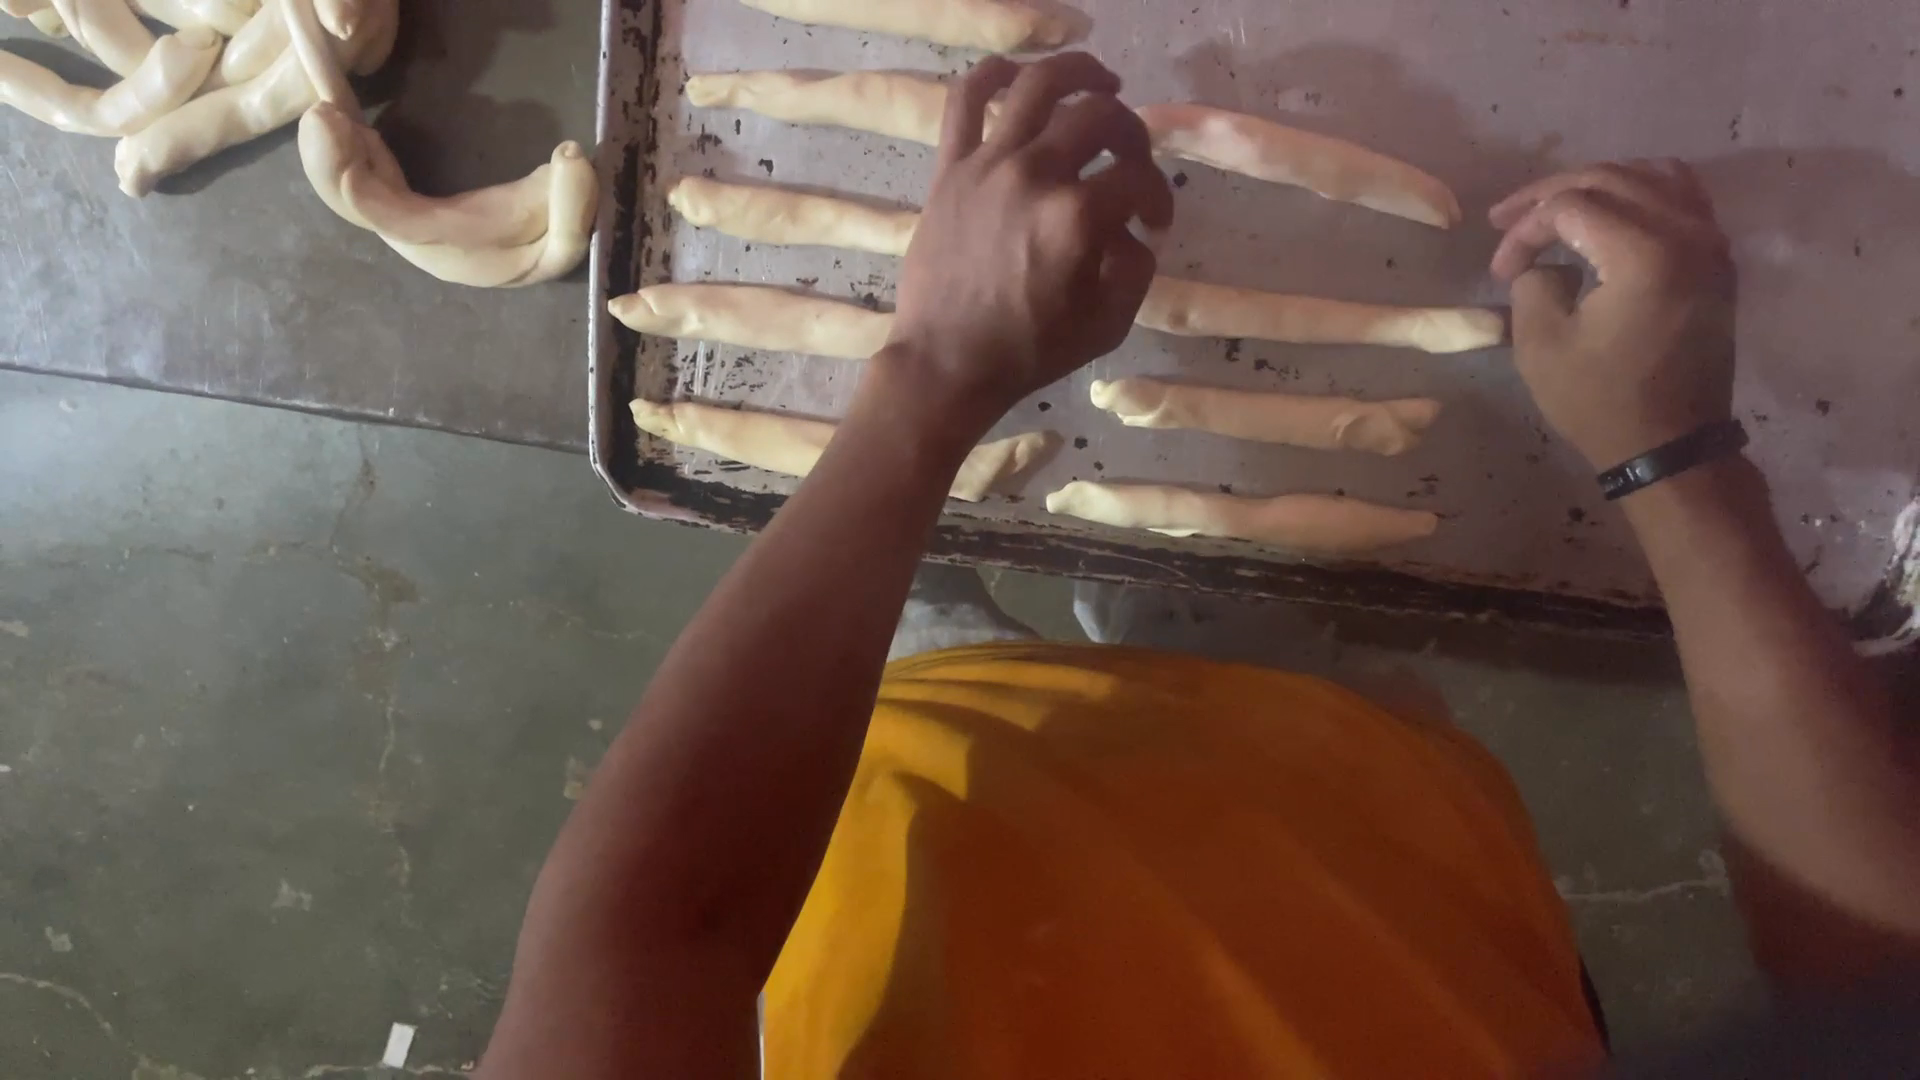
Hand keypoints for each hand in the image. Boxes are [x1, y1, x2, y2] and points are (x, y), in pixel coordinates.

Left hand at [870, 53, 1173, 445]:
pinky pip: (966, 100)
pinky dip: (994, 74)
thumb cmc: (1027, 354)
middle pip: (1100, 117)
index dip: (1158, 197)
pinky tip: (1018, 76)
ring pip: (1039, 86)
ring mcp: (988, 166)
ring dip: (1080, 73)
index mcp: (1078, 218)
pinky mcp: (950, 171)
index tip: (1154, 221)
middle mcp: (1035, 176)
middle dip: (1132, 136)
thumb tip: (1137, 233)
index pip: (1138, 179)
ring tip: (1101, 81)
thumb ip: (1136, 272)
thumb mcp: (1105, 327)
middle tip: (1132, 162)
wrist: (947, 365)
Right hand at [1489, 160, 1736, 469]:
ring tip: (1551, 211)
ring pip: (1652, 176)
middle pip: (1613, 178)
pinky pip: (1679, 197)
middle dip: (1550, 195)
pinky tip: (1601, 217)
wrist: (1667, 439)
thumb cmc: (1595, 397)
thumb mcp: (1540, 344)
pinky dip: (1634, 194)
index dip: (1523, 230)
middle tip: (1504, 220)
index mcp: (1643, 254)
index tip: (1498, 272)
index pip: (1571, 207)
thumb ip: (1533, 285)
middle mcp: (1688, 232)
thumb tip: (1541, 262)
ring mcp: (1711, 241)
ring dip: (1594, 186)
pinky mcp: (1714, 257)